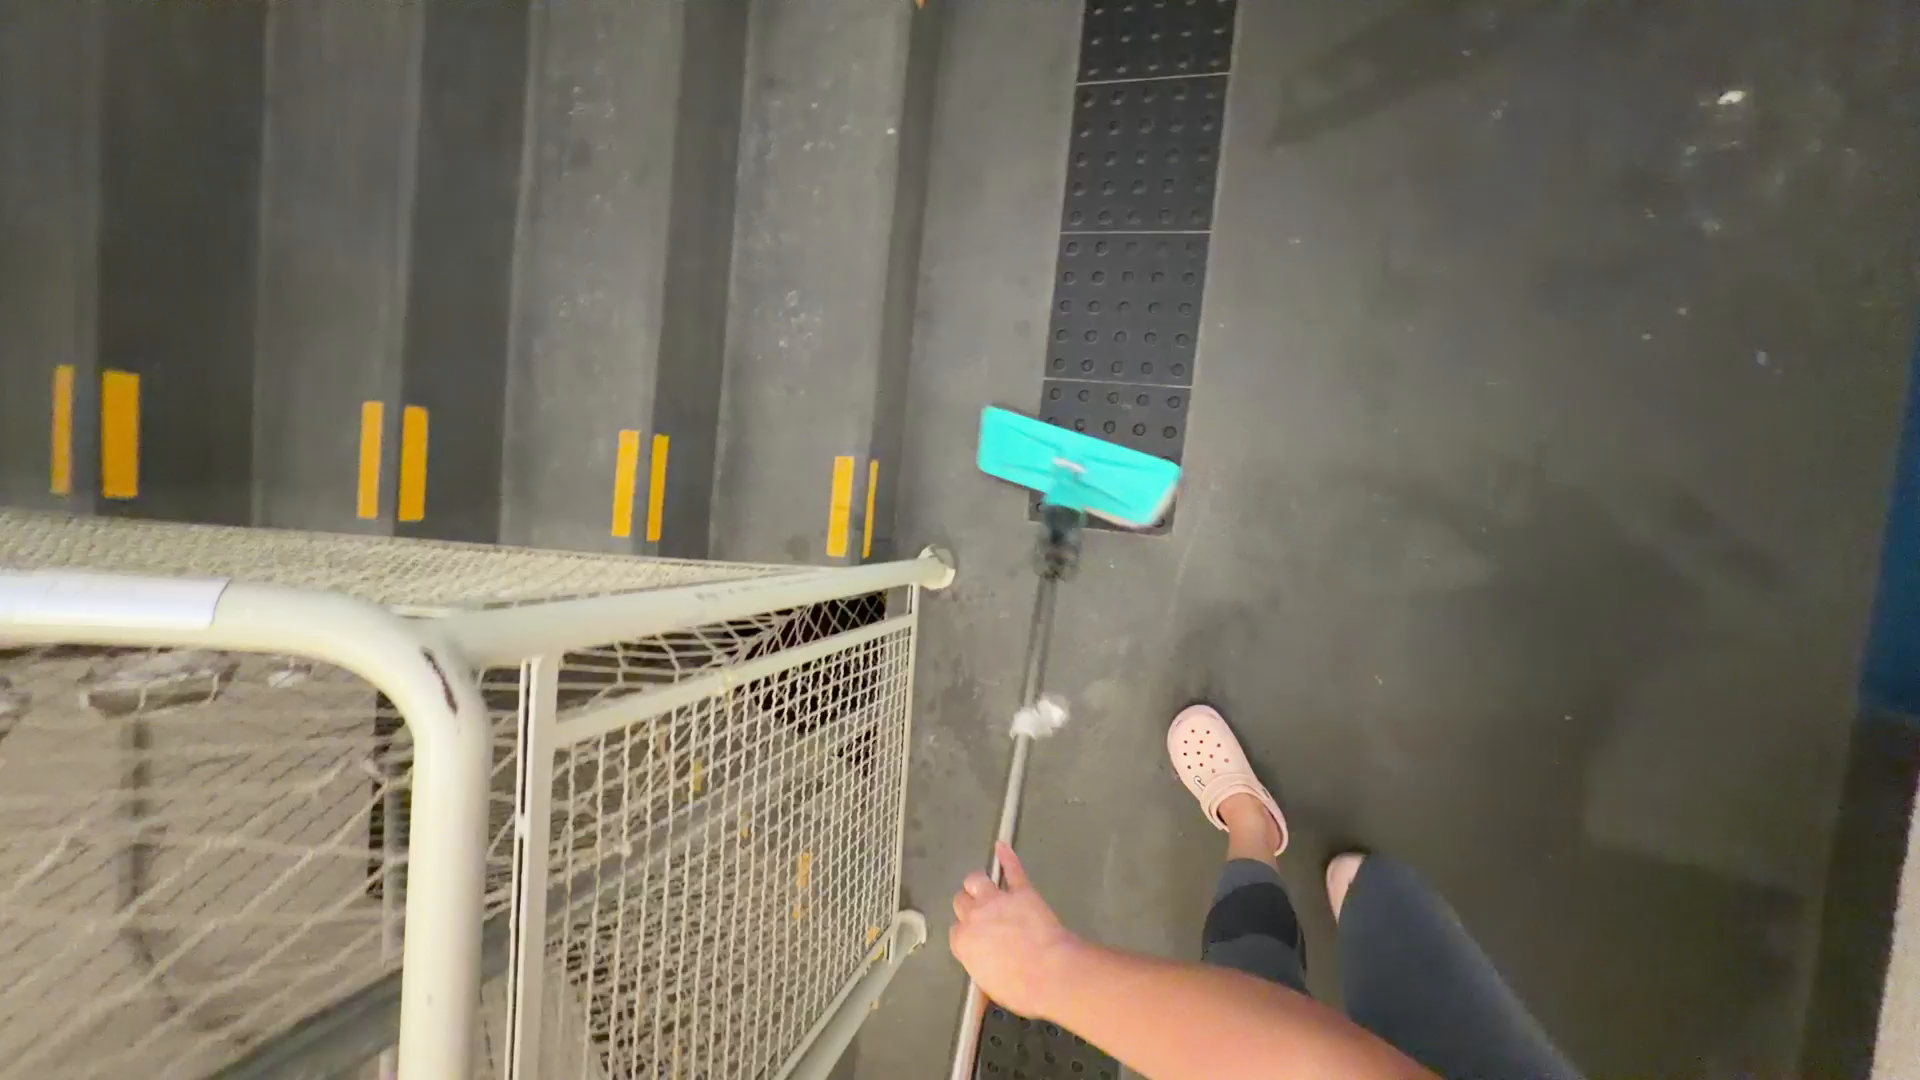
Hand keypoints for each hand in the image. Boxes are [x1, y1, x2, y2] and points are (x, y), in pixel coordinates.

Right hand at [949, 842, 1085, 1018]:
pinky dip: (1007, 857)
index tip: (975, 940)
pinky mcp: (1021, 890)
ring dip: (977, 883)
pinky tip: (1001, 846)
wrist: (1051, 973)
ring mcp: (997, 900)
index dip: (966, 935)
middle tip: (980, 917)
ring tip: (982, 886)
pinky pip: (1012, 869)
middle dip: (968, 907)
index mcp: (964, 943)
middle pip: (961, 902)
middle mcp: (975, 916)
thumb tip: (986, 968)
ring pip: (976, 880)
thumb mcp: (993, 988)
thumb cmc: (1022, 989)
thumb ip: (982, 968)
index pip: (956, 932)